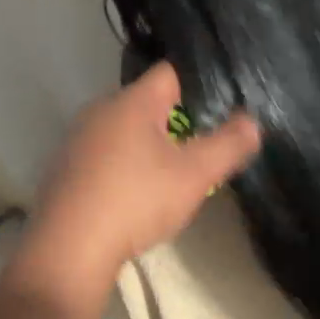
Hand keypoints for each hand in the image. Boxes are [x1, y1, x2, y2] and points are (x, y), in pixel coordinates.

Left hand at [20, 62, 261, 289]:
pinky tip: (133, 200)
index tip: (217, 115)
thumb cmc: (138, 201)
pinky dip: (122, 172)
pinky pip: (103, 159)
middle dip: (172, 125)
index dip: (197, 89)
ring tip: (167, 182)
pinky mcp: (66, 170)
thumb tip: (253, 122)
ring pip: (123, 134)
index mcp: (132, 102)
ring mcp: (78, 140)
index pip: (169, 74)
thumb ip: (227, 147)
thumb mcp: (194, 176)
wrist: (72, 243)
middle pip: (145, 106)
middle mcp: (100, 110)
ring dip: (146, 151)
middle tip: (197, 156)